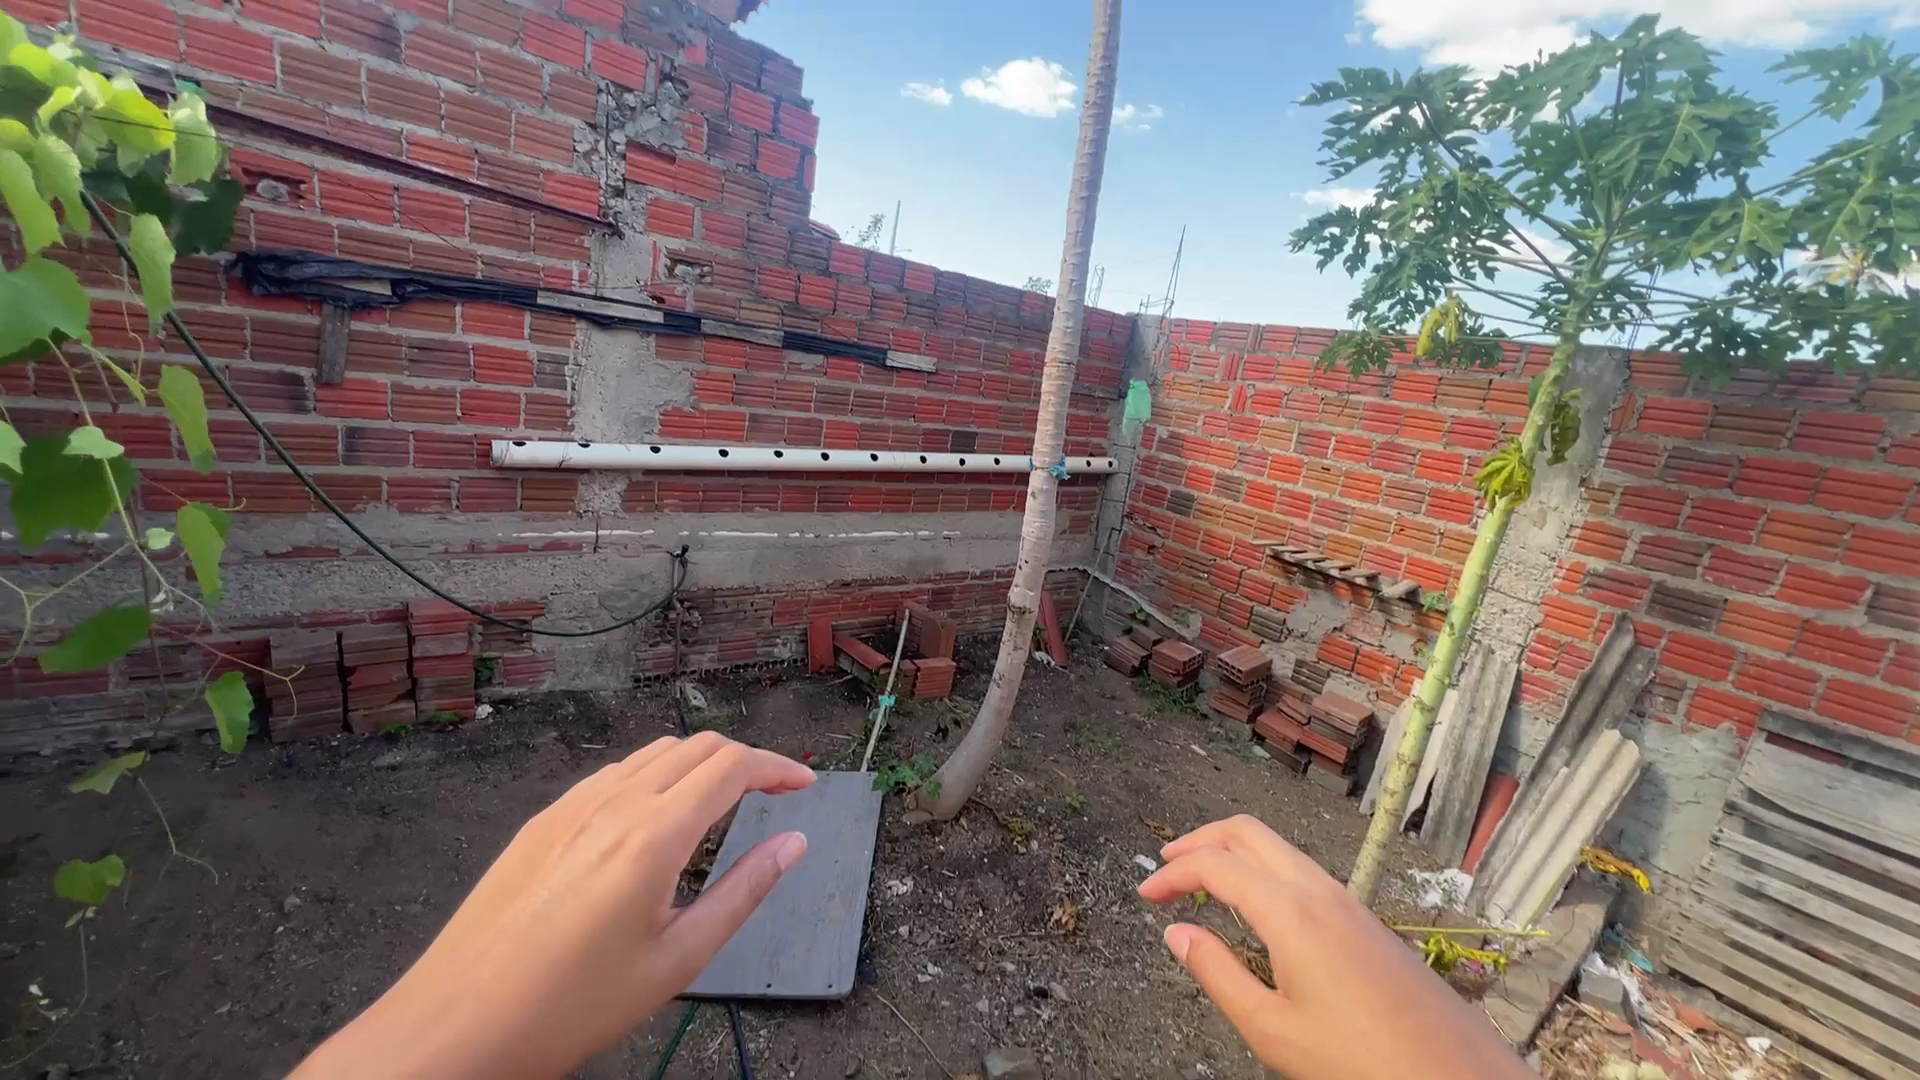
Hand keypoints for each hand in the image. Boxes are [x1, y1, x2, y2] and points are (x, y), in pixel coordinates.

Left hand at [291, 732, 814, 1079]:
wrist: (448, 1033)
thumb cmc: (572, 1007)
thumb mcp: (676, 962)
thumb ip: (743, 892)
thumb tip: (794, 843)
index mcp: (654, 835)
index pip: (732, 766)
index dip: (778, 766)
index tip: (806, 783)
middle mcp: (615, 802)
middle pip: (699, 746)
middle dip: (747, 758)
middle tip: (772, 793)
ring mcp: (572, 805)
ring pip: (656, 752)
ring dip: (701, 762)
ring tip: (721, 801)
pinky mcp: (543, 820)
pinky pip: (615, 773)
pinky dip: (656, 775)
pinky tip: (654, 818)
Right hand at [1137, 815, 1532, 1079]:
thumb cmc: (1363, 1066)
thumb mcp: (1274, 1032)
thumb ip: (1217, 974)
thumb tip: (1176, 932)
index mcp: (1291, 911)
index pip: (1215, 865)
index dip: (1173, 873)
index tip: (1144, 895)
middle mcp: (1318, 890)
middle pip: (1247, 831)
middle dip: (1200, 839)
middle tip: (1168, 867)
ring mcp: (1348, 901)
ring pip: (1277, 847)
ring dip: (1232, 852)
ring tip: (1204, 883)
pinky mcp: (1366, 920)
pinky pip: (1301, 871)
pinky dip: (1262, 870)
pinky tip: (1257, 912)